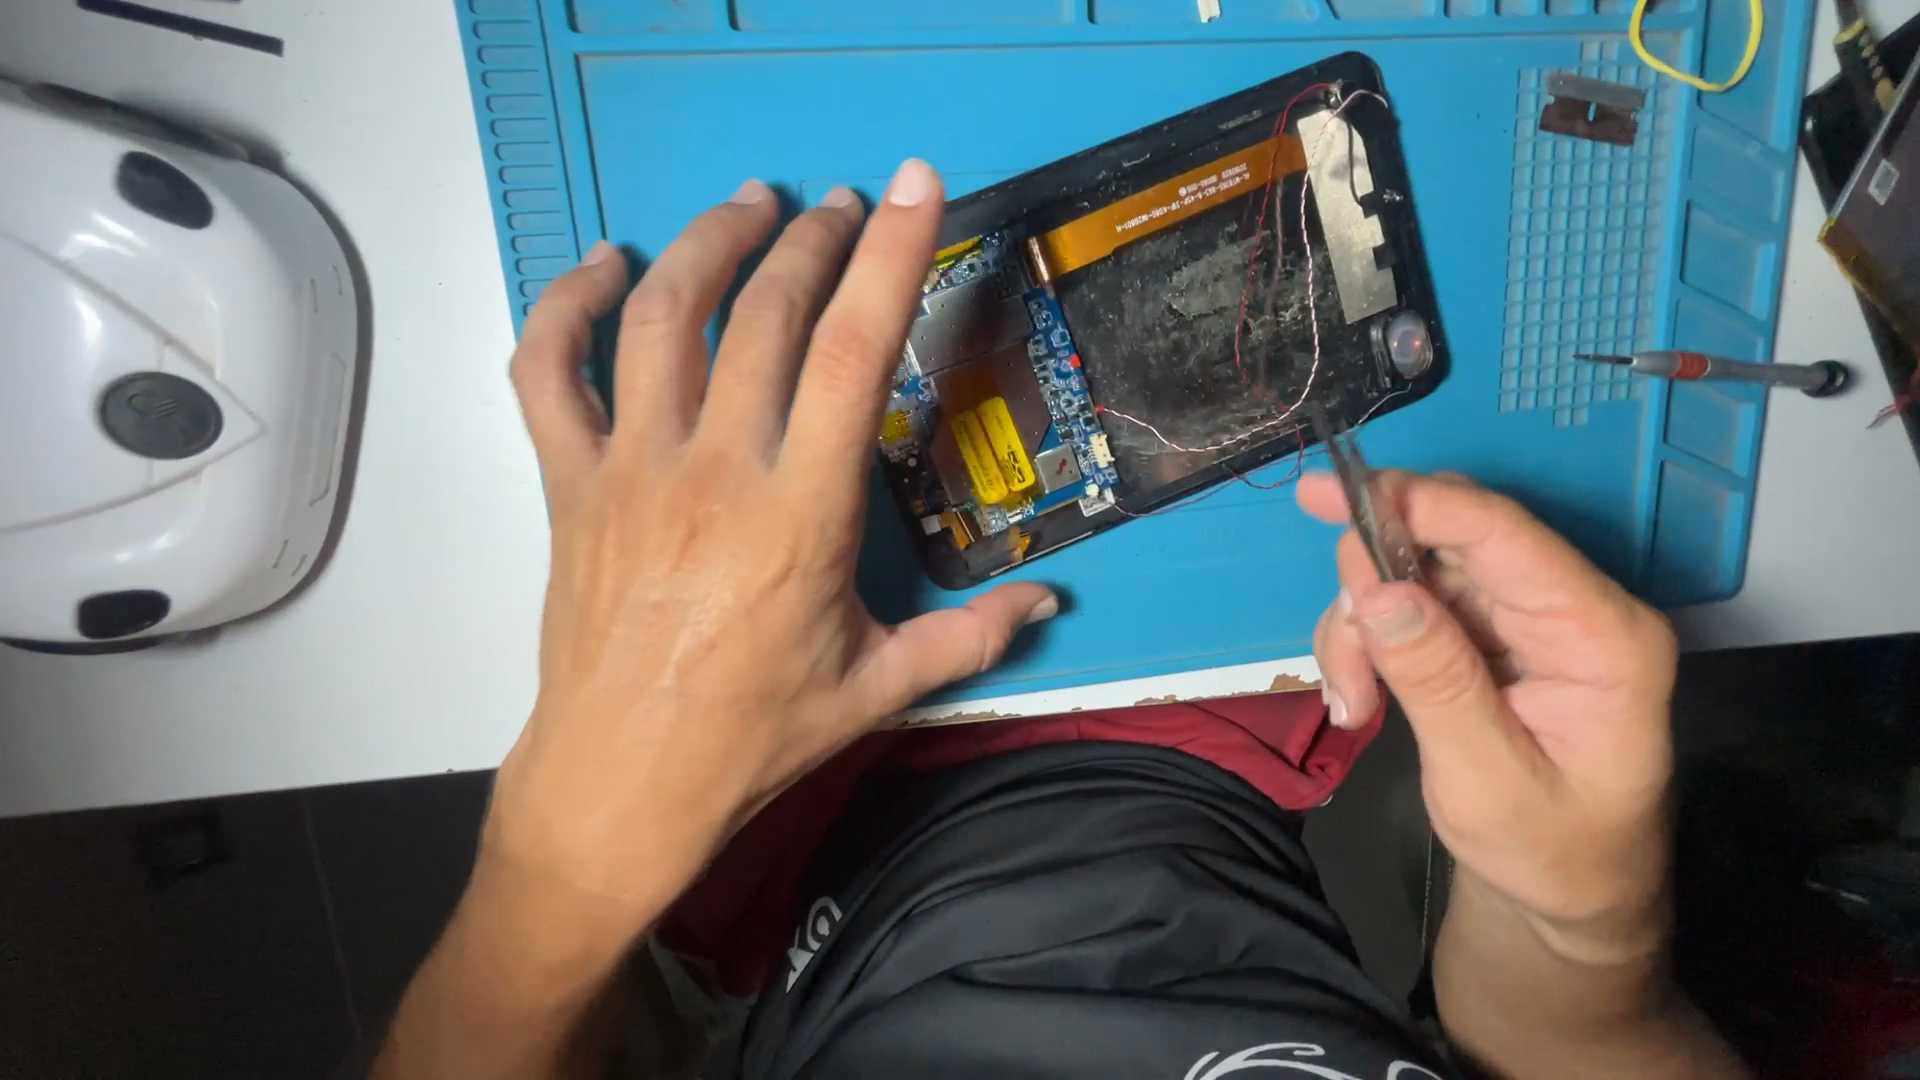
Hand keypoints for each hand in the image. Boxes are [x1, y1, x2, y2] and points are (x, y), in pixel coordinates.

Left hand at [485, 162, 1056, 925]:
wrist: (621, 784)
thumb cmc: (754, 737)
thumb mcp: (877, 689)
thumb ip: (971, 638)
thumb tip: (1050, 603)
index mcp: (800, 513)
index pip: (853, 354)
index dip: (889, 257)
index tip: (911, 187)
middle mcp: (713, 470)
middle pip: (767, 314)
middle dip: (813, 238)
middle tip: (842, 203)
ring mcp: (629, 469)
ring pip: (661, 318)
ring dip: (710, 245)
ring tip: (751, 206)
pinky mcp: (567, 484)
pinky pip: (547, 372)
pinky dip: (567, 304)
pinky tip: (606, 267)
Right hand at [1300, 471, 1676, 962]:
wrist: (1560, 888)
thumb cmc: (1548, 848)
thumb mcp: (1487, 780)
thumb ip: (1436, 681)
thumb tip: (1376, 592)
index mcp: (1595, 632)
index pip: (1499, 532)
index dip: (1410, 500)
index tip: (1324, 492)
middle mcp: (1555, 604)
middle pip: (1437, 537)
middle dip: (1369, 585)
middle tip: (1346, 657)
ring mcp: (1509, 613)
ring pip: (1400, 569)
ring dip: (1356, 627)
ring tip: (1353, 700)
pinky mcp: (1470, 628)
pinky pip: (1391, 602)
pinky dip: (1358, 641)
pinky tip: (1357, 696)